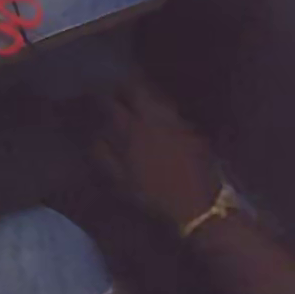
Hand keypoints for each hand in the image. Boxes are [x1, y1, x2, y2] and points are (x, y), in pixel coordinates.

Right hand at [92, 81, 223, 229]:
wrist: (201, 207)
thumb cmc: (154, 195)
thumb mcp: (120, 180)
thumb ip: (103, 154)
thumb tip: (95, 135)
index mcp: (131, 130)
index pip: (111, 103)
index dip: (100, 96)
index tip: (93, 95)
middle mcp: (153, 119)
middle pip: (137, 89)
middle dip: (124, 86)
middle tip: (116, 88)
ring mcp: (176, 122)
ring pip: (157, 97)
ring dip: (144, 94)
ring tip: (136, 97)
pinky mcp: (193, 130)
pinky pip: (172, 111)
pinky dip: (161, 108)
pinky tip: (158, 116)